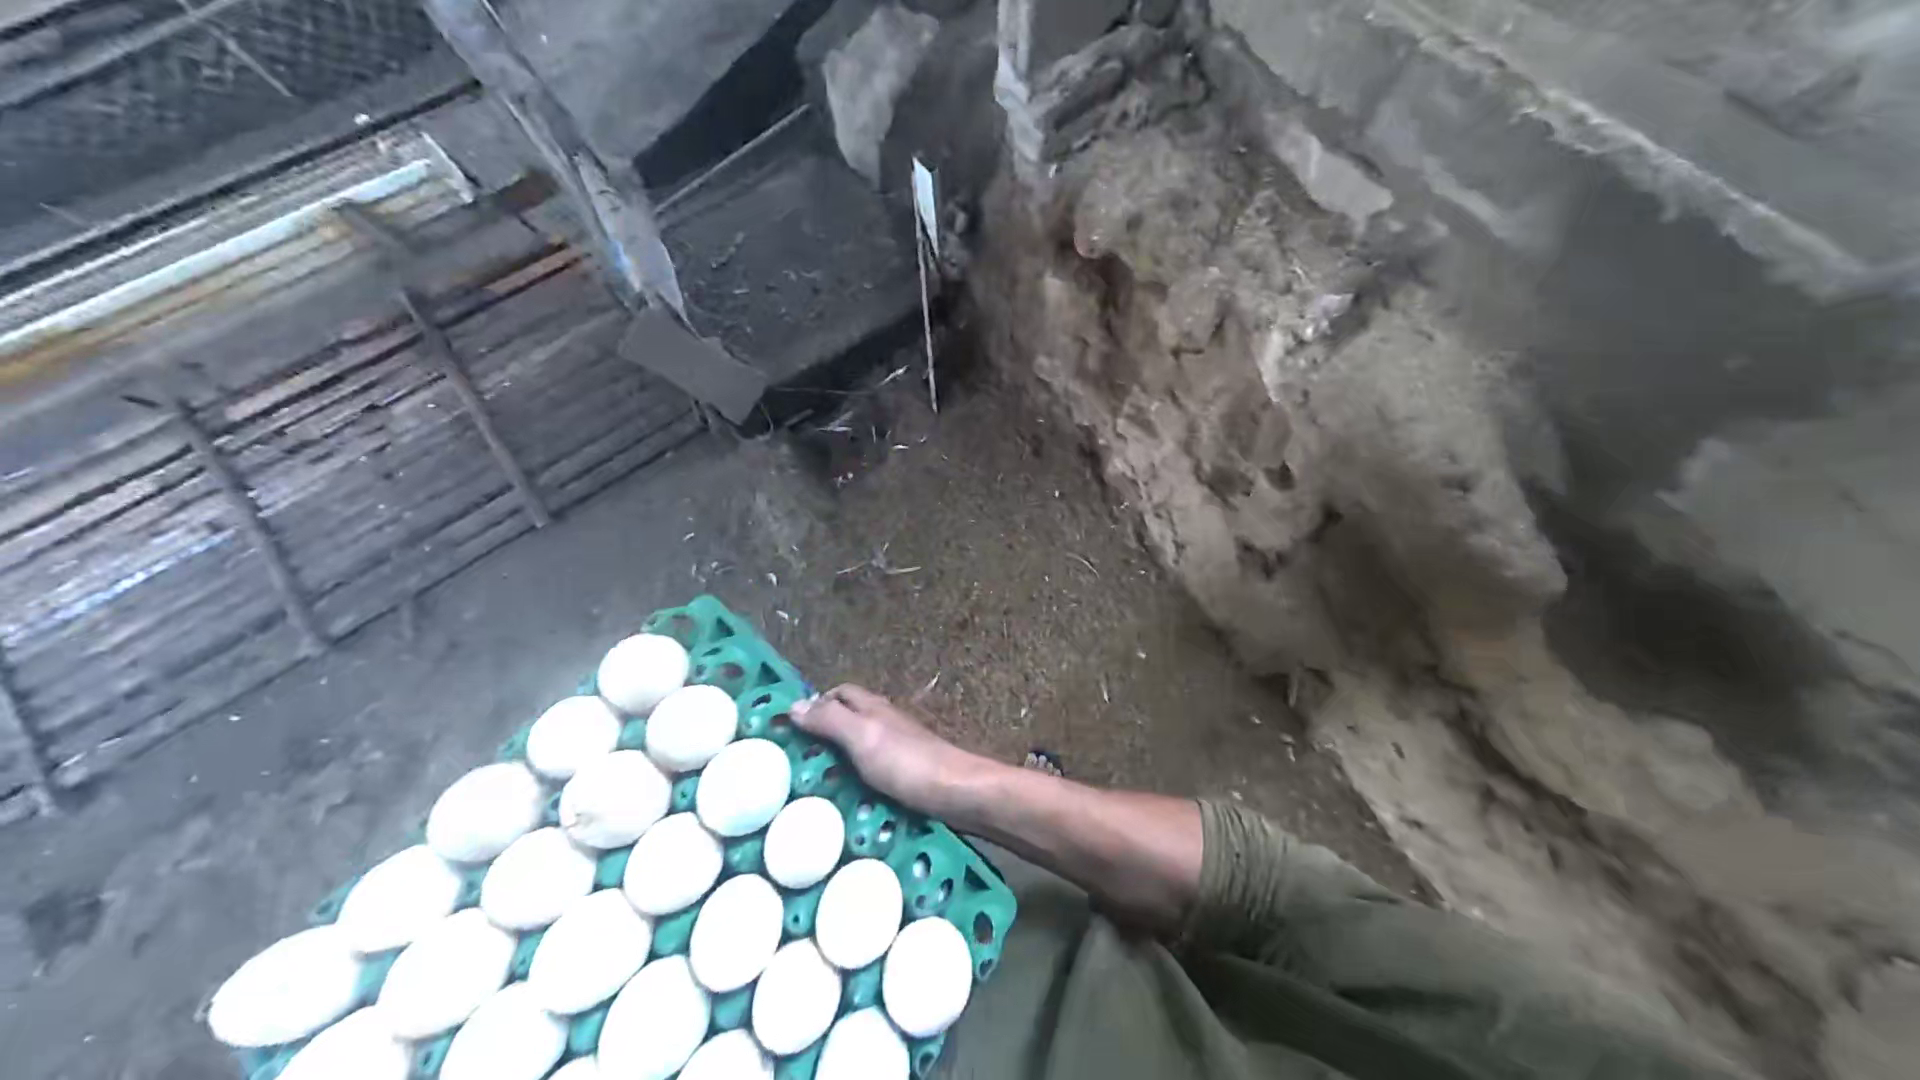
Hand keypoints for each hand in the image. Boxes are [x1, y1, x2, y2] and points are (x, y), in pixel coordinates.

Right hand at [790, 684, 990, 815]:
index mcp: (874, 708)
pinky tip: (845, 806)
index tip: (787, 728)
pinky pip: (871, 776)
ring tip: (811, 791)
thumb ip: (830, 719)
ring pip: (859, 751)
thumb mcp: (863, 736)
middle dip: (822, 737)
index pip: (839, 693)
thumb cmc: (908, 763)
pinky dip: (856, 786)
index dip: (815, 703)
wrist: (958, 794)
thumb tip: (794, 705)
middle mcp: (885, 724)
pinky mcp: (905, 777)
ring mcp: (897, 751)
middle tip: (793, 766)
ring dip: (837, 765)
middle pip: (847, 722)